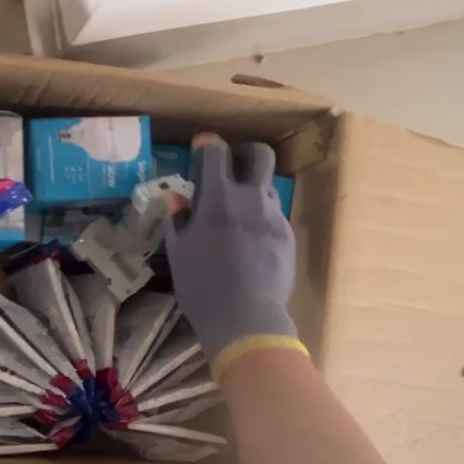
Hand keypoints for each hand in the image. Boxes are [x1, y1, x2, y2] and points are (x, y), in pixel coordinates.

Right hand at [164, 133, 307, 381]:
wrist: (246, 317)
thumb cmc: (202, 286)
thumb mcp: (179, 253)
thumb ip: (178, 221)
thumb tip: (176, 199)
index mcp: (218, 198)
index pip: (216, 152)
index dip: (207, 145)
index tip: (200, 149)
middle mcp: (250, 198)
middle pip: (259, 155)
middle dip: (245, 154)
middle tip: (232, 169)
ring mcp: (274, 216)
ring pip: (267, 188)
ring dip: (252, 192)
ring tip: (238, 215)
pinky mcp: (287, 236)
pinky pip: (274, 216)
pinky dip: (260, 219)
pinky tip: (250, 243)